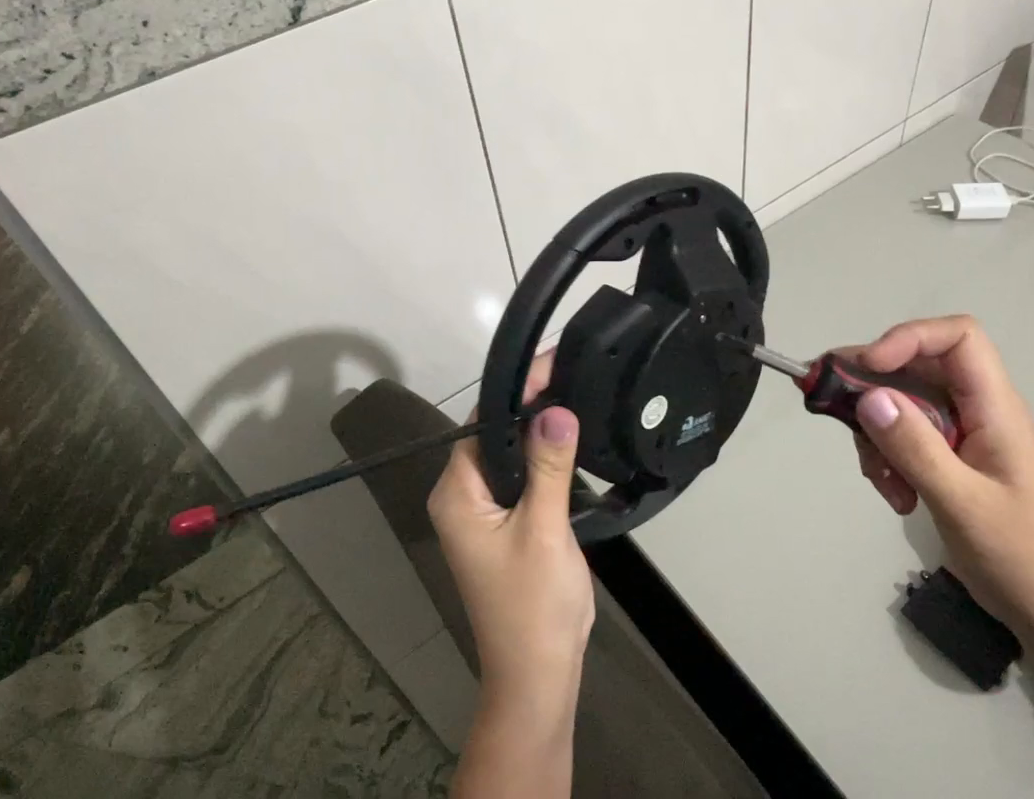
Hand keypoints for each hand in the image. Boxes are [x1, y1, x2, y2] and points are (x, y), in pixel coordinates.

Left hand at [429, 355, 593, 701]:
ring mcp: (480, 512)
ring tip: (578, 392)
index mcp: (456, 493)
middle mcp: (460, 496)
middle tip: (574, 368)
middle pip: (494, 433)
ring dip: (539, 429)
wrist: (538, 674)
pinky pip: (521, 477)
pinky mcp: (503, 525)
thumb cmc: (533, 607)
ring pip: (510, 455)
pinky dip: (543, 457)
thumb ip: (549, 467)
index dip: (518, 389)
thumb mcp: (544, 530)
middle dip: (531, 402)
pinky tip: (570, 439)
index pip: (482, 422)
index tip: (556, 359)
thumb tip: (556, 409)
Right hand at [845, 316, 1033, 646]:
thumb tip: (868, 396)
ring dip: (879, 435)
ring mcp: (967, 438)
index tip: (866, 369)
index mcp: (996, 408)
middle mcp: (980, 412)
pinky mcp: (955, 464)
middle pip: (919, 368)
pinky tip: (898, 498)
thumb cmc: (1024, 559)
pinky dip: (890, 461)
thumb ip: (916, 448)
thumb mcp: (964, 505)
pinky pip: (909, 441)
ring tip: (881, 480)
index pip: (958, 338)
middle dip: (874, 388)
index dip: (908, 338)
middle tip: (832, 411)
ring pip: (906, 406)